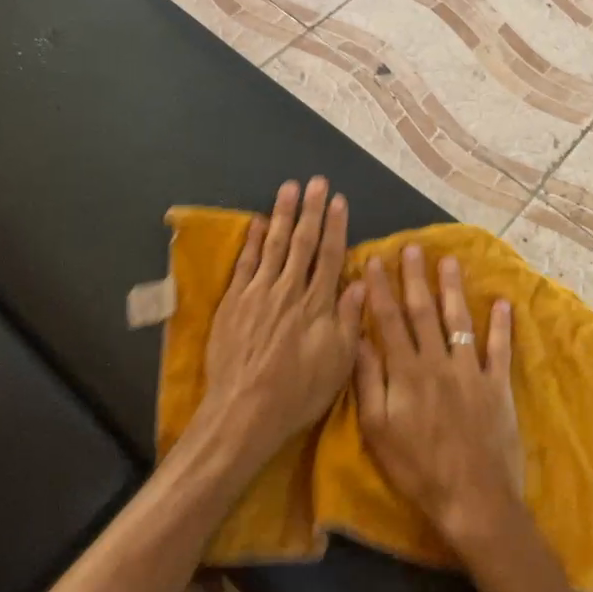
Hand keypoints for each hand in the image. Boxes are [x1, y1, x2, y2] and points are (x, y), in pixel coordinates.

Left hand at [195, 177, 366, 463]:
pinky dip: (253, 240)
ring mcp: (258, 293)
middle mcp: (288, 290)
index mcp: (317, 305)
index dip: (336, 227)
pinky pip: (246, 263)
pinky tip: (258, 222)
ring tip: (289, 188)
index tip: (339, 201)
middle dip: (311, 210)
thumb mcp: (338, 364)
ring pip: (274, 245)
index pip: (330, 257)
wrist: (244, 409)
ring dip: (283, 214)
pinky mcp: (234, 301)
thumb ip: (349, 321)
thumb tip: (358, 284)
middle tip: (317, 182)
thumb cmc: (297, 392)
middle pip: (302, 243)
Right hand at [355, 246, 522, 543]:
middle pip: (424, 311)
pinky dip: (502, 326)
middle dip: (416, 277)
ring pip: (460, 321)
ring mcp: (471, 372)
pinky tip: (504, 302)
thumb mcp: (377, 430)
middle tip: (412, 247)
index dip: (381, 289)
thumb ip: (368, 380)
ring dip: (454, 289)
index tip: (375, 259)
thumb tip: (358, 337)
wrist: (473, 498)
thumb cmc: (416, 468)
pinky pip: (500, 350)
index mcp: (406, 372)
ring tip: (450, 259)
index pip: (389, 320)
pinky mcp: (498, 387)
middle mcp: (438, 362)